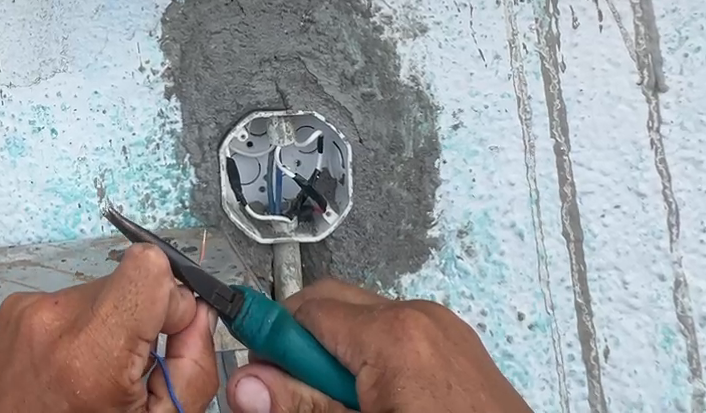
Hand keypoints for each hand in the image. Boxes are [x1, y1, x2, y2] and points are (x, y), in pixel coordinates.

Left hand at [0, 244, 219, 412]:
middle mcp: (55, 319)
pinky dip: (79, 331)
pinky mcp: (14, 309)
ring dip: (108, 325)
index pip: (149, 266)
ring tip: (94, 375)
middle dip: (140, 318)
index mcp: (92, 354)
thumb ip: (192, 368)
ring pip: (99, 290)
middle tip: (130, 371)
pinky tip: (70, 368)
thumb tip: (199, 314)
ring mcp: (28, 310)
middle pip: (127, 280)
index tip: (165, 334)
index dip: (170, 297)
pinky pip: (68, 302)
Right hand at [226, 280, 530, 412]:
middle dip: (305, 346)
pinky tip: (381, 404)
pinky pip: (396, 334)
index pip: (303, 310)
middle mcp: (418, 314)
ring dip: (340, 356)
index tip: (257, 374)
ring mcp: (443, 328)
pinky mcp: (460, 345)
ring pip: (361, 320)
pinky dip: (375, 361)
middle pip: (330, 303)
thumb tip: (245, 385)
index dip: (273, 342)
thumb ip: (302, 407)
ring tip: (348, 408)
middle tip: (299, 397)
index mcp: (392, 334)